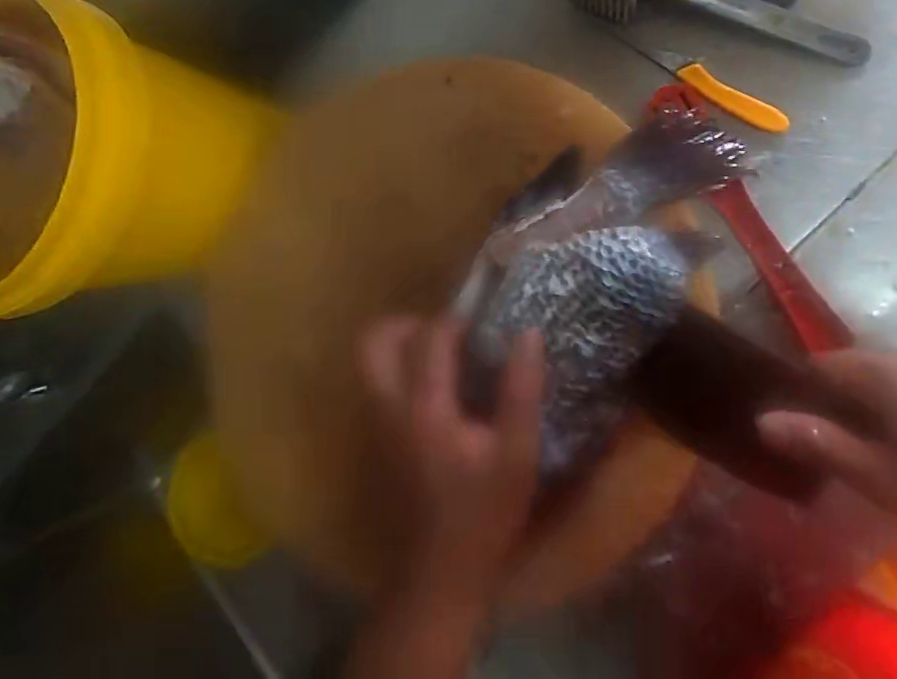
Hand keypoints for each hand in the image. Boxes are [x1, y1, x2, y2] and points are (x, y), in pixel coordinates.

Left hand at [360, 315, 544, 603]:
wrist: (441, 573)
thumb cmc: (485, 513)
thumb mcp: (518, 454)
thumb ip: (521, 390)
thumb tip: (527, 333)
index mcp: (425, 407)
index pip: (429, 338)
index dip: (456, 323)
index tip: (483, 329)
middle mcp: (390, 407)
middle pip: (374, 340)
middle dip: (408, 324)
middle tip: (445, 335)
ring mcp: (377, 423)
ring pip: (369, 361)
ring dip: (400, 345)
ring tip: (440, 356)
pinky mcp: (378, 437)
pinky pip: (376, 383)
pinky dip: (397, 369)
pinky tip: (435, 388)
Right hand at [757, 349, 896, 567]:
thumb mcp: (885, 480)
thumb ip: (823, 445)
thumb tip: (762, 420)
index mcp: (886, 372)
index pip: (822, 367)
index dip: (803, 395)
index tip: (803, 433)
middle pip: (863, 374)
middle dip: (847, 409)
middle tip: (849, 460)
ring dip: (889, 418)